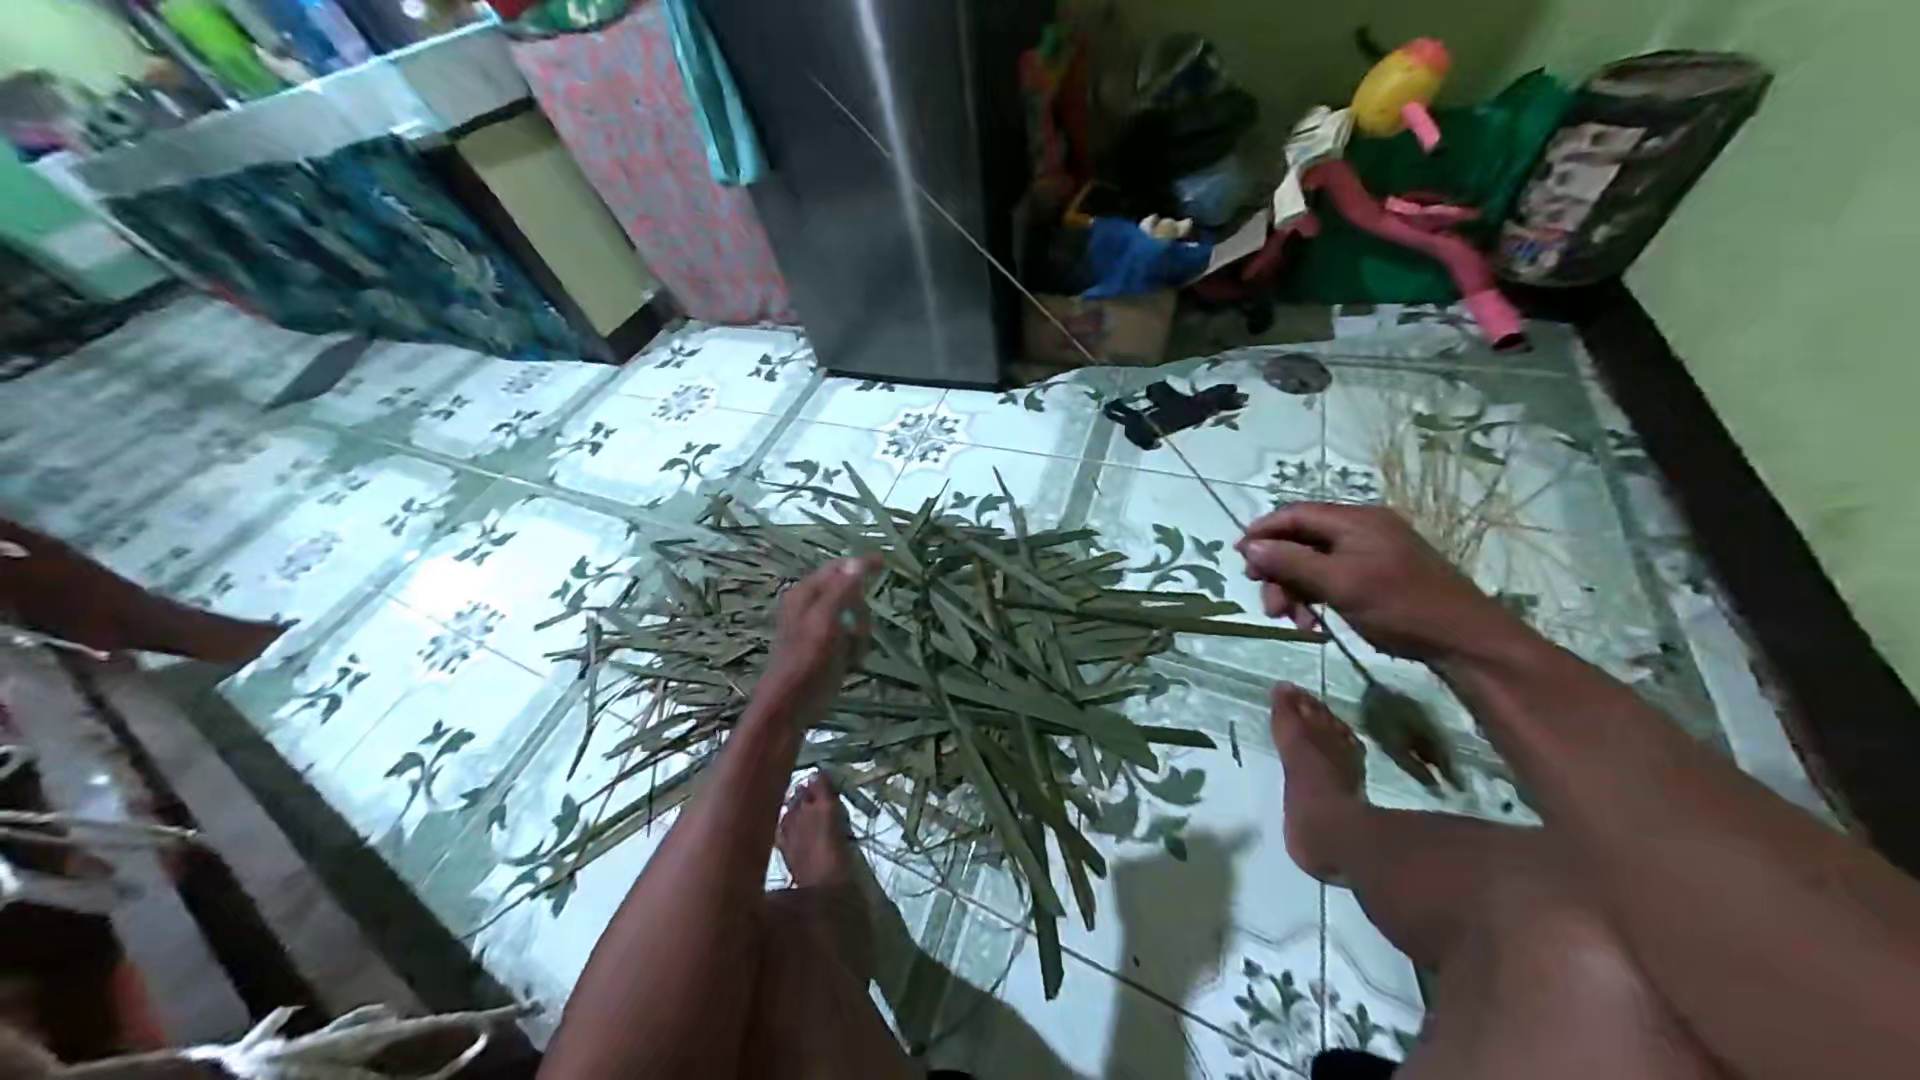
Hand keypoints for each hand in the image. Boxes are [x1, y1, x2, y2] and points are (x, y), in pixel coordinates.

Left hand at [756, 556, 878, 724]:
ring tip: (853, 653)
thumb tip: (856, 562)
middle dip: (860, 612)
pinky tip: (851, 663)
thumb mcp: (825, 620)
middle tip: (860, 632)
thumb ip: (841, 590)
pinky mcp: (828, 648)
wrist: (793, 704)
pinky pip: (852, 638)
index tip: (884, 562)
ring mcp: (820, 628)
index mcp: (805, 593)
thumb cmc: (807, 659)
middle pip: (850, 594)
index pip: (838, 569)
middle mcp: (811, 606)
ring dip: (860, 634)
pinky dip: (856, 648)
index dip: (860, 566)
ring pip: (855, 618)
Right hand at [1236, 503, 1521, 661]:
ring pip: (1311, 563)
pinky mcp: (1374, 575)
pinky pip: (1329, 578)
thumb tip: (1249, 547)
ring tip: (1291, 620)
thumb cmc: (1401, 607)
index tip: (1239, 557)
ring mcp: (1369, 553)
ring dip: (1294, 590)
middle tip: (1268, 603)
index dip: (1263, 532)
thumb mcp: (1340, 584)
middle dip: (1278, 571)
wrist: (1464, 641)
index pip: (1295, 515)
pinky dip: (1313, 597)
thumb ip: (1292, 562)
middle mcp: (1360, 529)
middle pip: (1300, 541)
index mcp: (1356, 521)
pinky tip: (1310, 623)